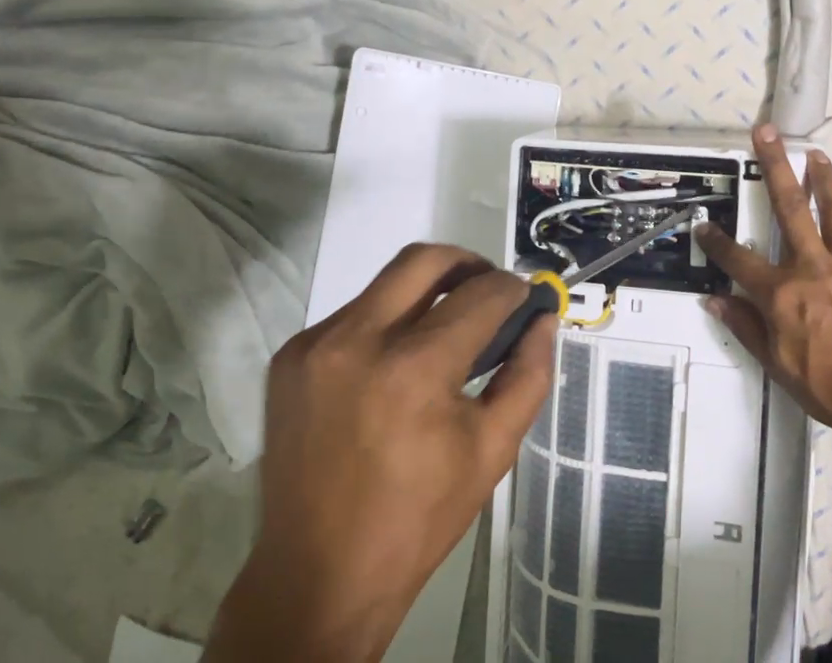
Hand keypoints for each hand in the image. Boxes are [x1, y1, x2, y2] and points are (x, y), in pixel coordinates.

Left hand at [206, 244, 554, 662]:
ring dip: (423, 296)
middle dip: (468, 264)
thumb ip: (528, 375)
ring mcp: (314, 346)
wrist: (320, 572)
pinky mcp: (288, 358)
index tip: (525, 299)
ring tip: (443, 336)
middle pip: (424, 259)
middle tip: (489, 291)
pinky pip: (349, 317)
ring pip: (383, 286)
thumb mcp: (493, 450)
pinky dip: (383, 325)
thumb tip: (543, 321)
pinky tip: (394, 367)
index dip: (513, 290)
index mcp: (414, 369)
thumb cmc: (418, 518)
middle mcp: (357, 340)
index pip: (480, 295)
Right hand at [695, 125, 831, 441]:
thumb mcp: (777, 365)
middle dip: (775, 165)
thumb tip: (715, 300)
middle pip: (789, 206)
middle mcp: (811, 268)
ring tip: (815, 154)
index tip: (703, 225)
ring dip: (821, 179)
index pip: (738, 259)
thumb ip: (746, 326)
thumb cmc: (830, 389)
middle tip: (766, 133)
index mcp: (781, 294)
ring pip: (831, 210)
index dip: (716, 241)